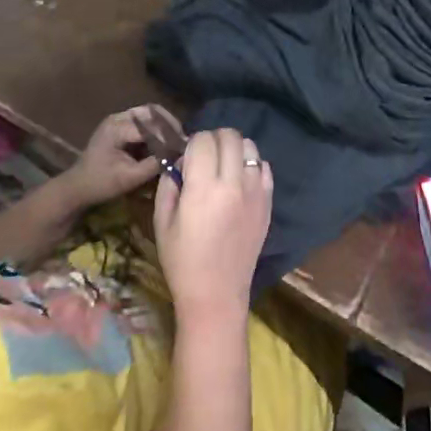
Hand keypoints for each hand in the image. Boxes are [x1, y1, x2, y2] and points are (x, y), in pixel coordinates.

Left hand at [58, 104, 183, 207]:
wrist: (77, 187)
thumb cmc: (101, 183)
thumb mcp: (129, 178)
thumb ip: (154, 165)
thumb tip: (177, 156)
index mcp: (117, 128)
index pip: (150, 125)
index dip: (169, 135)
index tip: (184, 147)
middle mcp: (118, 118)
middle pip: (151, 111)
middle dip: (169, 124)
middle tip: (182, 140)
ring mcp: (118, 120)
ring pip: (149, 114)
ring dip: (164, 125)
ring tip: (176, 141)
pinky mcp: (120, 127)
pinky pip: (143, 122)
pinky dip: (156, 130)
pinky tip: (164, 144)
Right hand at [152, 129, 271, 323]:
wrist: (216, 294)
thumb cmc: (182, 260)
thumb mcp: (161, 221)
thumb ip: (169, 183)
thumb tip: (180, 162)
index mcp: (203, 188)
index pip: (202, 140)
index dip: (191, 142)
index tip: (186, 157)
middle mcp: (234, 184)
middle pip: (230, 136)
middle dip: (213, 139)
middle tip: (204, 157)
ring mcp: (255, 193)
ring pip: (250, 147)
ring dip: (234, 149)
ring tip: (223, 166)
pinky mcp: (268, 204)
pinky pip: (264, 168)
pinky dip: (251, 165)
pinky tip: (240, 181)